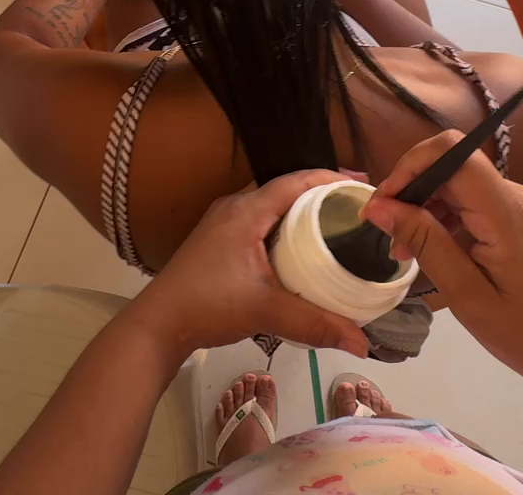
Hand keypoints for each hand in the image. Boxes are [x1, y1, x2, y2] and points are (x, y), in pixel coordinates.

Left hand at [126, 171, 370, 359]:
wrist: (159, 322)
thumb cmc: (209, 305)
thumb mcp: (266, 311)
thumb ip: (315, 324)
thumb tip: (362, 343)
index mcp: (246, 210)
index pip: (294, 181)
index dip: (327, 178)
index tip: (358, 185)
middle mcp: (234, 207)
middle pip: (283, 189)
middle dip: (318, 193)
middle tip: (352, 206)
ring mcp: (222, 221)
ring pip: (270, 205)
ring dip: (299, 209)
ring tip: (332, 223)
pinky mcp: (217, 238)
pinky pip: (258, 220)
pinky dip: (283, 225)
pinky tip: (298, 246)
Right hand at [362, 131, 522, 398]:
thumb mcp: (468, 297)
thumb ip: (424, 242)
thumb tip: (377, 205)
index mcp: (508, 213)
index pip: (452, 151)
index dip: (411, 164)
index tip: (386, 203)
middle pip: (455, 168)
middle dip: (415, 194)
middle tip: (394, 241)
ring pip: (467, 186)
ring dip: (434, 210)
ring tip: (416, 254)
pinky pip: (484, 203)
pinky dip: (457, 220)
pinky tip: (449, 255)